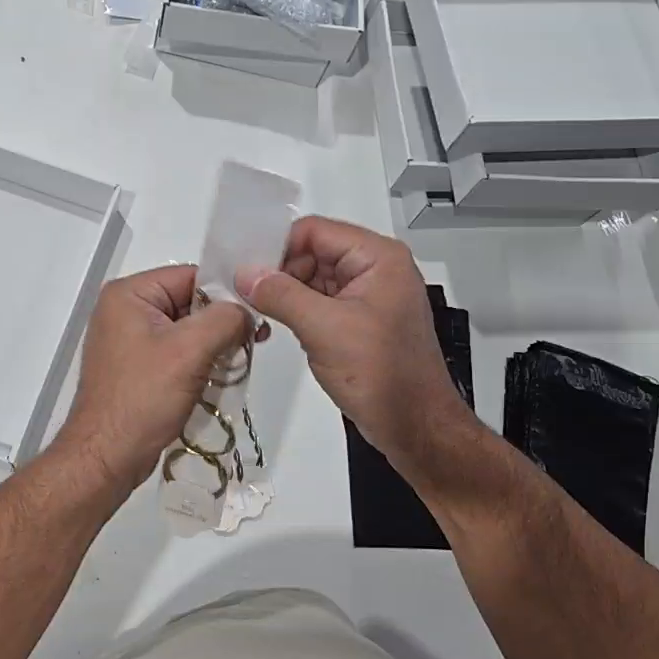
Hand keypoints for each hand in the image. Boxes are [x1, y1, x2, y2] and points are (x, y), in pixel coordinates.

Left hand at [55, 265, 252, 492]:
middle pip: (188, 302)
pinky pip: (176, 352)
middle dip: (221, 322)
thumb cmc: (143, 397)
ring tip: (239, 362)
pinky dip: (199, 361)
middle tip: (254, 341)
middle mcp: (125, 310)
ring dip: (213, 345)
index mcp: (130, 294)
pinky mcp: (136, 367)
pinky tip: (219, 377)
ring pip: (185, 330)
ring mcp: (128, 340)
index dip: (225, 292)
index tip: (256, 314)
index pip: (190, 276)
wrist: (107, 456)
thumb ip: (225, 319)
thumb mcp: (190, 350)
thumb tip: (245, 312)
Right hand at [239, 216, 476, 481]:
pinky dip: (296, 310)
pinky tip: (273, 323)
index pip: (315, 231)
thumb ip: (281, 295)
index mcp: (378, 258)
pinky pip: (320, 302)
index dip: (277, 246)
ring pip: (313, 278)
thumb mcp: (324, 329)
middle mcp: (376, 269)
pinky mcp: (359, 321)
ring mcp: (368, 296)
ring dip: (284, 292)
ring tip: (251, 308)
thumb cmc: (382, 375)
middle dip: (278, 271)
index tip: (243, 267)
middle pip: (313, 252)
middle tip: (242, 292)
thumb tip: (244, 273)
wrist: (415, 427)